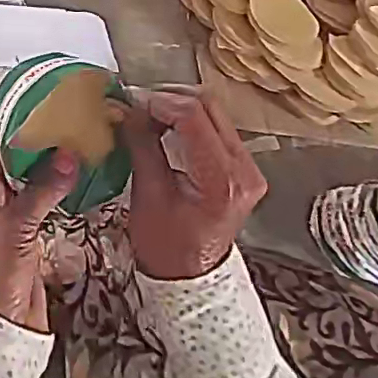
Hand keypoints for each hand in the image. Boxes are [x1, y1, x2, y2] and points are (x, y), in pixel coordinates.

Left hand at [0, 139, 78, 330]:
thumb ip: (42, 189)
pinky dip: (62, 188)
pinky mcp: (31, 231)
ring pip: (35, 180)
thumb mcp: (15, 227)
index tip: (48, 111)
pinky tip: (82, 174)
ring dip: (55, 166)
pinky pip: (47, 199)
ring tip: (82, 143)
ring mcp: (13, 215)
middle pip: (19, 162)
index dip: (20, 130)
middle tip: (73, 123)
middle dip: (43, 146)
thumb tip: (69, 154)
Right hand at [119, 88, 267, 279]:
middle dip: (170, 99)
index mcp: (222, 181)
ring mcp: (249, 166)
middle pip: (209, 107)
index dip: (160, 103)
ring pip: (214, 113)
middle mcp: (245, 169)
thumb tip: (128, 108)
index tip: (133, 101)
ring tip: (149, 115)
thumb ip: (142, 144)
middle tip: (139, 104)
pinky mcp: (244, 165)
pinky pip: (217, 127)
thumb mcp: (148, 195)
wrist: (191, 277)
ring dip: (180, 107)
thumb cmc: (166, 246)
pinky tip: (166, 126)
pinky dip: (190, 121)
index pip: (194, 118)